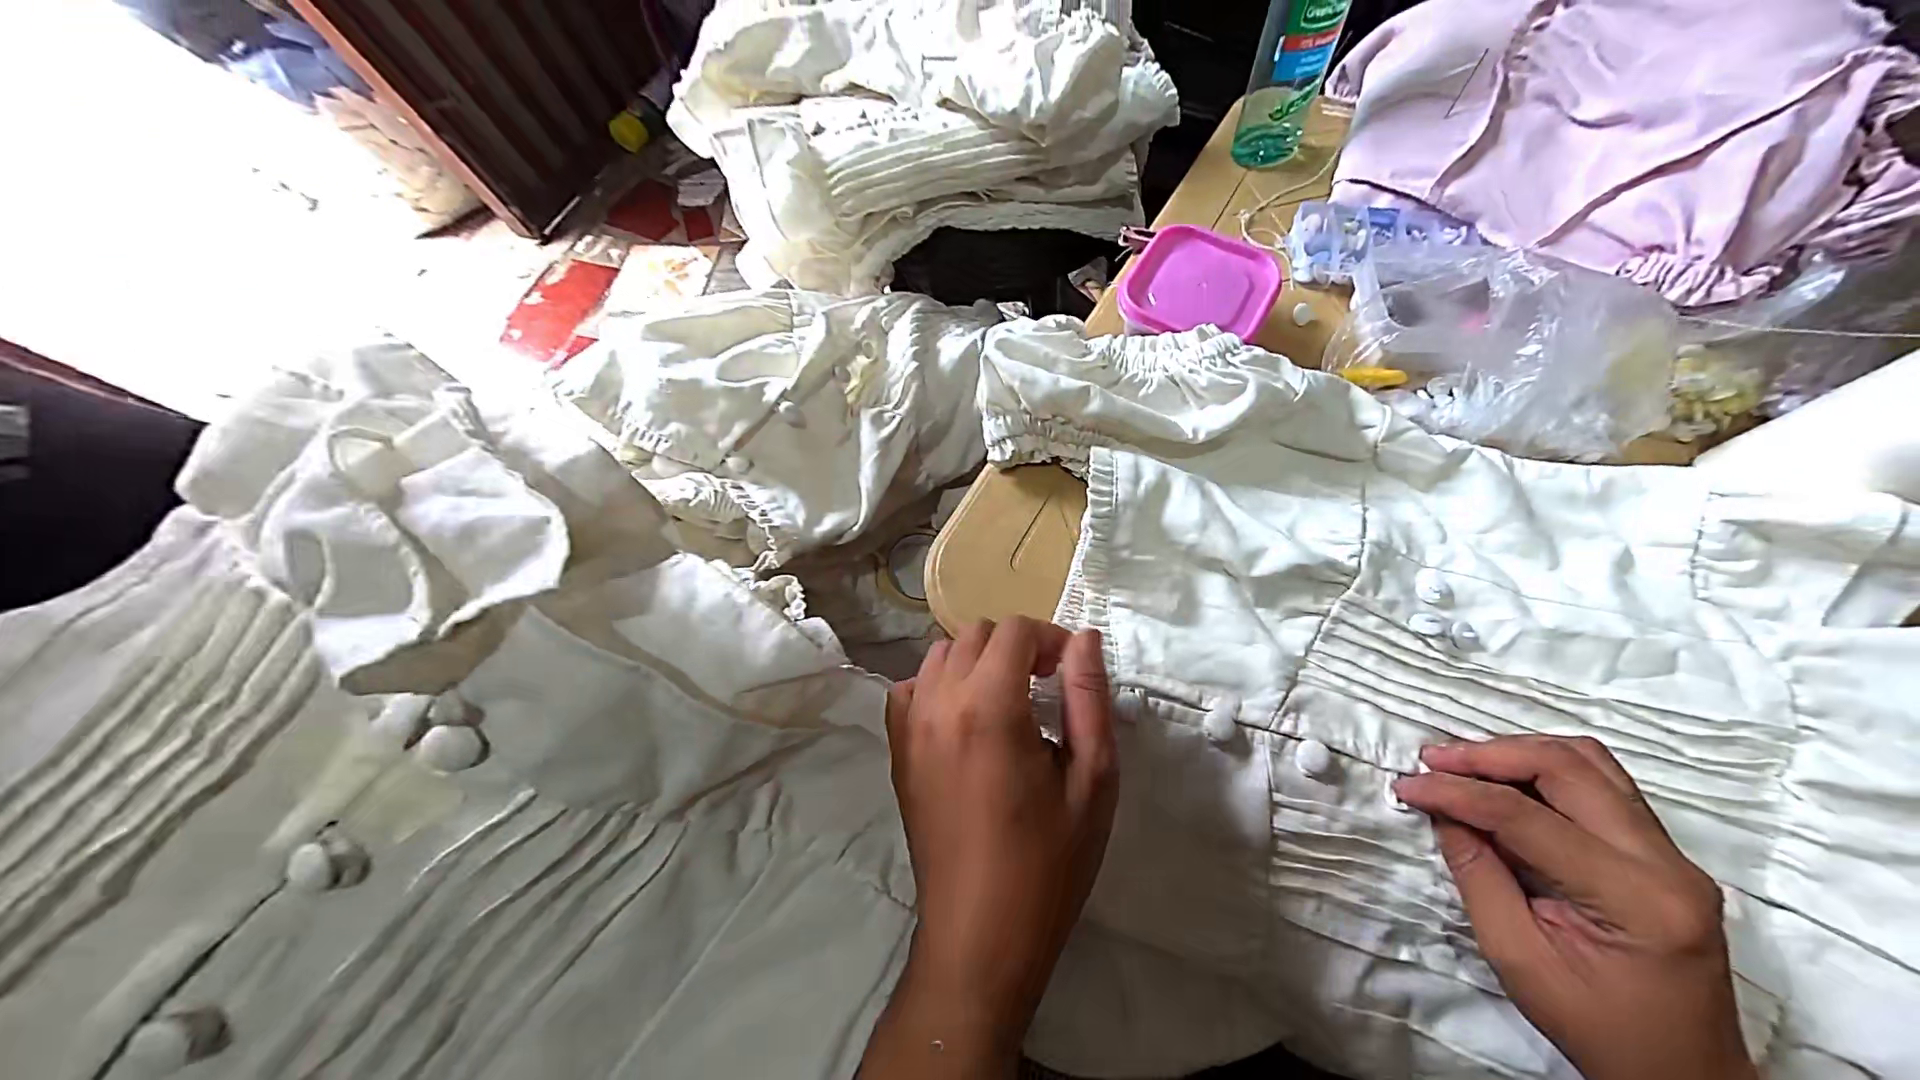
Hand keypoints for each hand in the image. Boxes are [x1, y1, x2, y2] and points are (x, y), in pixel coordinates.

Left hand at [860, 619, 1117, 1078]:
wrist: (981, 934)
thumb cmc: (1048, 862)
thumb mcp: (1092, 779)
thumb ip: (1088, 697)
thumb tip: (1083, 637)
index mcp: (988, 706)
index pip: (1013, 630)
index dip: (1051, 640)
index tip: (1070, 673)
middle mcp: (938, 703)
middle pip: (975, 634)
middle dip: (1016, 646)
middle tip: (1046, 686)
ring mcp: (909, 727)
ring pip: (940, 655)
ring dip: (977, 661)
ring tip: (1007, 701)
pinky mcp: (896, 751)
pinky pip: (910, 689)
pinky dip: (938, 685)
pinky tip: (964, 719)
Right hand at [1393, 736, 1756, 1079]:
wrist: (1682, 1073)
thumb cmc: (1596, 1025)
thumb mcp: (1516, 954)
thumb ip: (1476, 872)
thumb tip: (1441, 810)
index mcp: (1636, 899)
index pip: (1527, 816)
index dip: (1456, 793)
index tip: (1407, 785)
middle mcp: (1667, 864)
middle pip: (1569, 768)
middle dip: (1488, 755)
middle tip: (1432, 760)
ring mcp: (1673, 855)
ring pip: (1590, 761)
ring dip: (1518, 752)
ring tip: (1463, 763)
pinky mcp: (1664, 853)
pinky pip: (1601, 782)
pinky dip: (1544, 767)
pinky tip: (1505, 779)